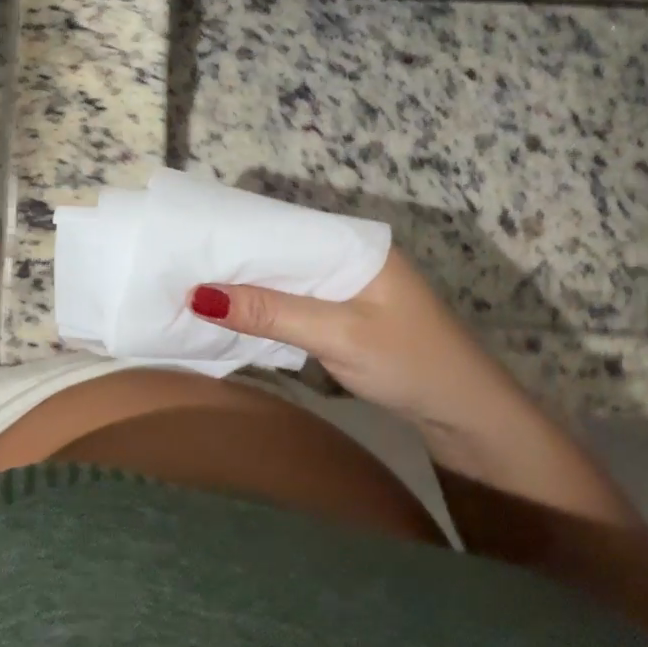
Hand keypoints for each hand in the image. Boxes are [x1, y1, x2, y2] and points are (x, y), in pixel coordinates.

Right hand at [189, 250, 531, 430]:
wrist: (471, 421)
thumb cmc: (413, 366)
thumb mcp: (338, 336)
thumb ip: (270, 312)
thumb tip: (195, 295)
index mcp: (357, 245)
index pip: (284, 225)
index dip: (236, 232)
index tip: (186, 239)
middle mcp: (350, 258)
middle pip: (279, 251)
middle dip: (233, 261)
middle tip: (176, 265)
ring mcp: (346, 288)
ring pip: (282, 278)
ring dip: (244, 286)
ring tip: (188, 285)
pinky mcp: (342, 315)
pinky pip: (290, 300)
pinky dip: (261, 307)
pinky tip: (228, 312)